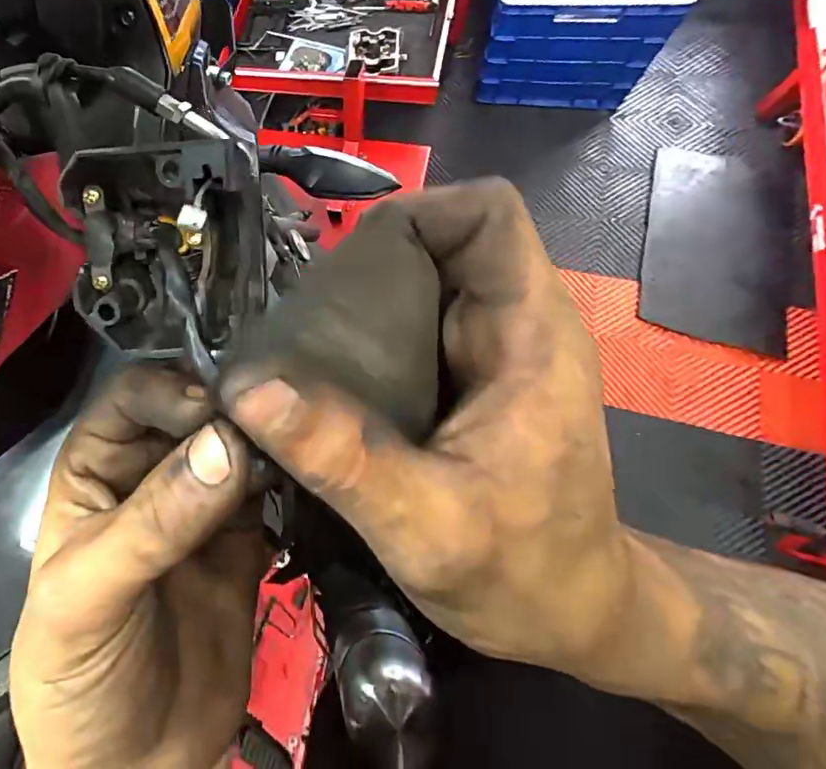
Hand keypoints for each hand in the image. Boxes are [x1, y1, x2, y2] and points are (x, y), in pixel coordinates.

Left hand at [11, 366, 269, 768]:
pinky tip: (311, 471)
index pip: (132, 397)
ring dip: (265, 438)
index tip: (215, 409)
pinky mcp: (244, 536)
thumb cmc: (80, 677)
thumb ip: (151, 524)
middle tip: (274, 415)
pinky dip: (290, 477)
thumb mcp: (88, 599)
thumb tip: (224, 446)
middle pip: (193, 410)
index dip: (170, 391)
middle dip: (228, 408)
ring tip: (300, 437)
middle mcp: (150, 471)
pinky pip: (270, 489)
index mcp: (96, 468)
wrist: (134, 767)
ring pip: (236, 443)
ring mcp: (201, 503)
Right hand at [221, 179, 631, 675]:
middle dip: (380, 255)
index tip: (355, 259)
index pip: (490, 213)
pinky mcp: (480, 371)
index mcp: (530, 332)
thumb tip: (248, 390)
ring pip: (434, 273)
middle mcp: (520, 322)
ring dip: (375, 291)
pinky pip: (426, 314)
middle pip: (451, 237)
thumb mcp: (423, 525)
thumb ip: (339, 457)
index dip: (424, 210)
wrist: (577, 615)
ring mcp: (500, 345)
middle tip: (316, 311)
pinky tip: (342, 369)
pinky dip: (381, 324)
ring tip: (317, 338)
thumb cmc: (523, 573)